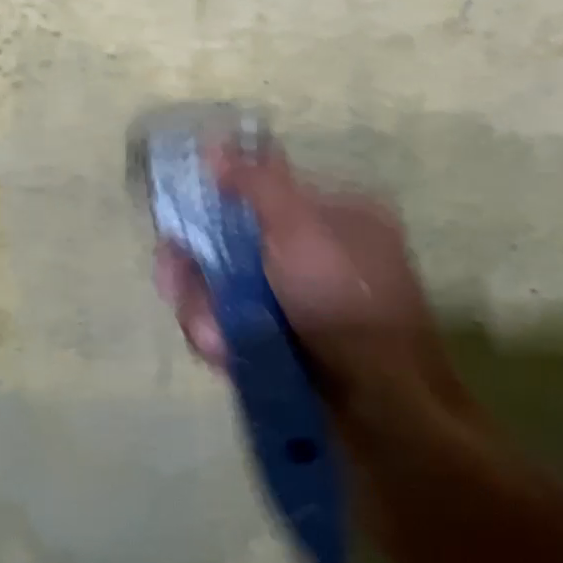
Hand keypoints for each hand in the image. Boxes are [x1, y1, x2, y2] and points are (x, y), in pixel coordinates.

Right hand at [151, 141, 472, 416]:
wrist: (385, 418)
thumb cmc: (345, 307)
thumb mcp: (301, 230)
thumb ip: (256, 184)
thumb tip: (216, 144)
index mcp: (337, 217)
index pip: (261, 192)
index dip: (214, 203)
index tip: (178, 220)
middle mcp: (319, 258)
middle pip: (234, 244)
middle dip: (199, 267)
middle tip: (177, 283)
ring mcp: (303, 309)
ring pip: (227, 294)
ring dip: (207, 311)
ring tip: (215, 338)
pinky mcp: (288, 352)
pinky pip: (237, 333)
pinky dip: (224, 342)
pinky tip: (225, 357)